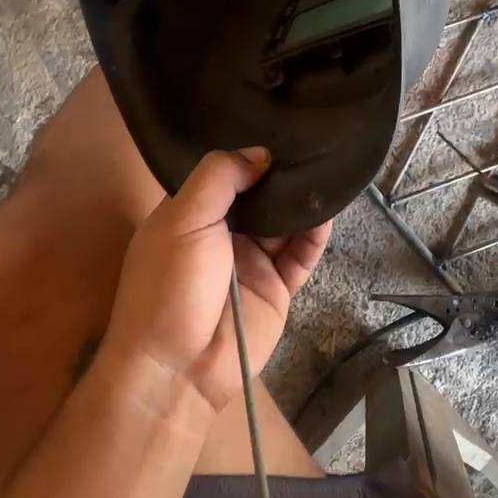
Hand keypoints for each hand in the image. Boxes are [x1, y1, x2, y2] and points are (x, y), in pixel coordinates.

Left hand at [99, 147, 332, 412]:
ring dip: (304, 200)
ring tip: (329, 169)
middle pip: (261, 195)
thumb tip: (261, 153)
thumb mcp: (183, 219)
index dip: (249, 154)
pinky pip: (302, 254)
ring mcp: (252, 261)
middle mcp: (224, 233)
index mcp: (192, 214)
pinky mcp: (278, 288)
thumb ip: (220, 177)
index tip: (280, 127)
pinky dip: (316, 233)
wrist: (177, 370)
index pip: (225, 174)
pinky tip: (328, 210)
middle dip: (282, 174)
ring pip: (286, 221)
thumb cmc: (168, 286)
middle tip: (313, 143)